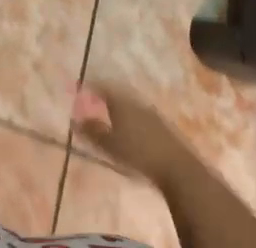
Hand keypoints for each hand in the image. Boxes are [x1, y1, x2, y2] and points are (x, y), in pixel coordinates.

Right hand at [71, 83, 190, 172]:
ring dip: (119, 104)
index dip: (90, 85)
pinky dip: (130, 114)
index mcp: (122, 102)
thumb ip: (92, 131)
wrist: (179, 169)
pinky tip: (130, 126)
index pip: (102, 86)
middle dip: (105, 92)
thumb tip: (76, 119)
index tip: (79, 85)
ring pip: (130, 102)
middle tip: (94, 94)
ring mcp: (152, 113)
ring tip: (110, 111)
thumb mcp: (110, 145)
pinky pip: (141, 113)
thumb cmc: (139, 155)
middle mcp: (137, 102)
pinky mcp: (163, 126)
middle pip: (118, 91)